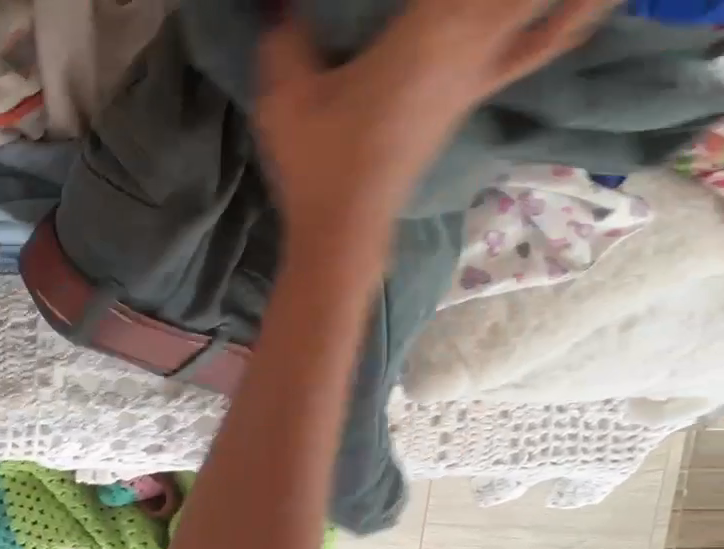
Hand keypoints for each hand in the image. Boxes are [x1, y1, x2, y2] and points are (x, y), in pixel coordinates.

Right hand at [254, 0, 617, 244]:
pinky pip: (547, 40)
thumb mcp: (285, 100)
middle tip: (441, 9)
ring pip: (554, 10)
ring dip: (570, 1)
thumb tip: (278, 6)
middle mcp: (475, 37)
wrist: (345, 221)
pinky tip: (575, 10)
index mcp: (433, 27)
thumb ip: (285, 45)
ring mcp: (485, 66)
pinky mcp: (480, 91)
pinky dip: (570, 16)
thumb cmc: (317, 160)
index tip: (409, 5)